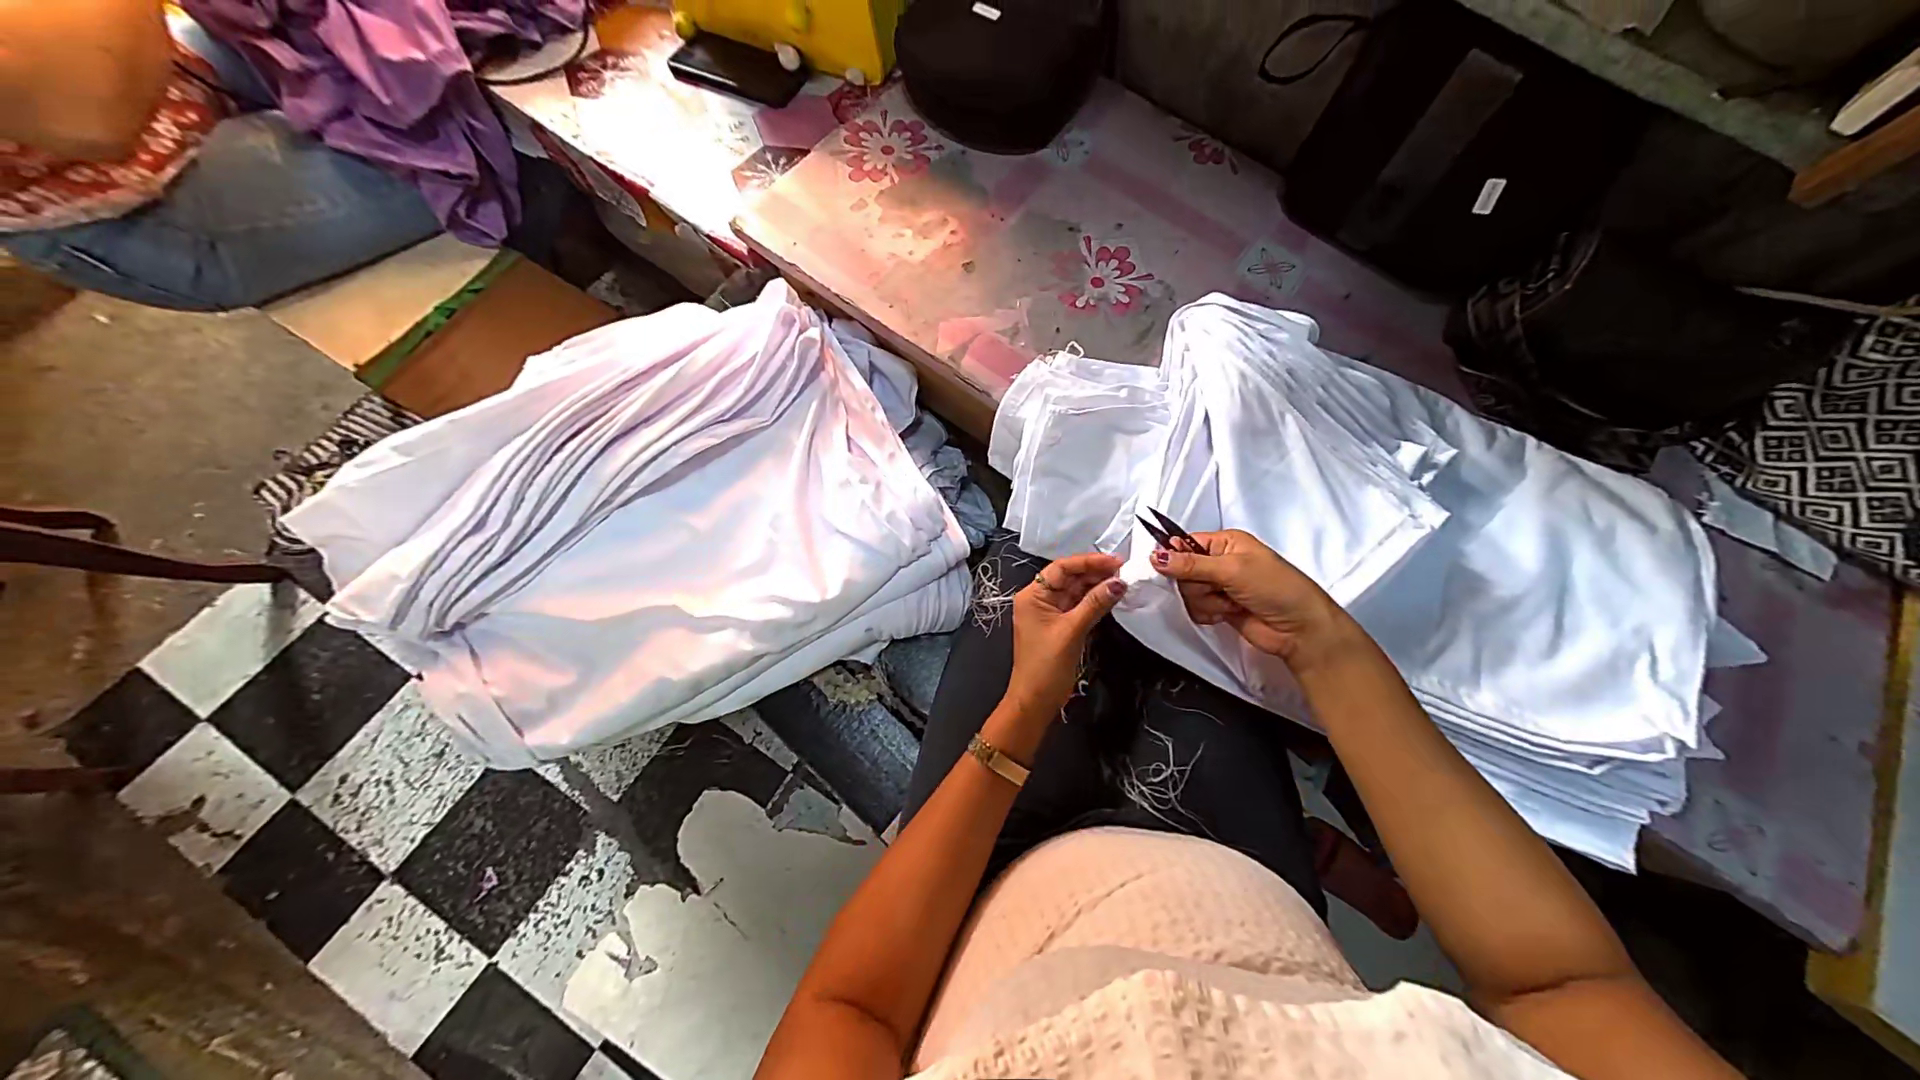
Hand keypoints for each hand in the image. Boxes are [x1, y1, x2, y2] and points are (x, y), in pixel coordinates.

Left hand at [1003, 553, 1125, 723]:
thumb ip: (1095, 604)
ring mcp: (1049, 613)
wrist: (1035, 701)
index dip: (1088, 562)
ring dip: (1097, 585)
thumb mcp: (1072, 631)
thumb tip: (1119, 582)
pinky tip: (1112, 596)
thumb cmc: (1045, 667)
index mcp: (1032, 595)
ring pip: (1076, 591)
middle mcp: (1038, 599)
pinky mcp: (1060, 625)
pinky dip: (1094, 601)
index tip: (1115, 562)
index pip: (1061, 567)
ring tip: (1123, 581)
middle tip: (1124, 571)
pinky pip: (1078, 605)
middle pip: (1069, 577)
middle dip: (1095, 572)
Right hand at [1150, 529, 1355, 669]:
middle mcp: (1221, 562)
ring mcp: (1220, 586)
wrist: (1299, 630)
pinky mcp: (1219, 608)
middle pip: (1181, 570)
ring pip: (1187, 592)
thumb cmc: (1279, 589)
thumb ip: (1191, 564)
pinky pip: (1194, 609)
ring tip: (1229, 602)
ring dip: (1205, 600)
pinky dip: (1208, 613)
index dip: (1175, 555)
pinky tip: (1227, 613)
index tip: (1167, 566)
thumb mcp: (1232, 570)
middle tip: (1217, 586)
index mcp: (1226, 542)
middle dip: (1196, 583)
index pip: (1185, 543)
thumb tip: (1158, 557)